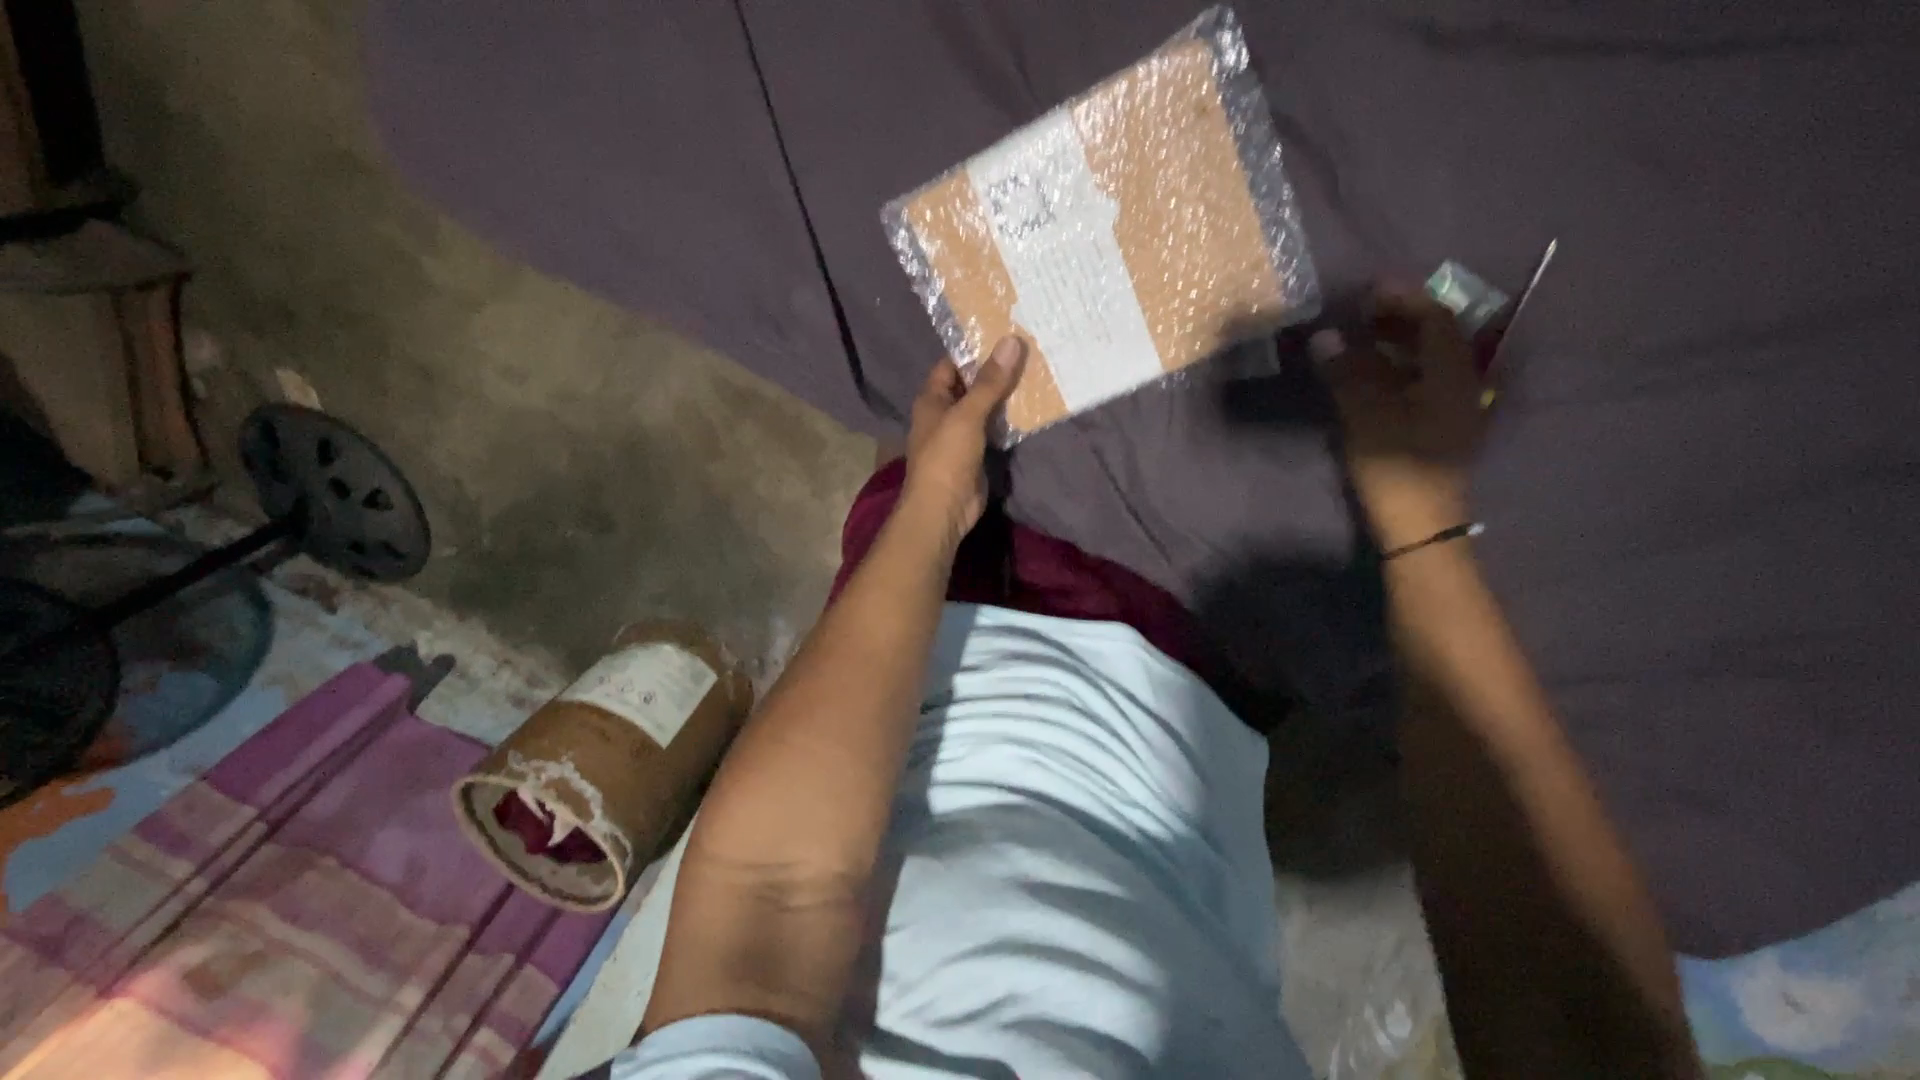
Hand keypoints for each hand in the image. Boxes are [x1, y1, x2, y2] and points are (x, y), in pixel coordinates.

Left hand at [900, 336, 1026, 548]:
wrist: (944, 508)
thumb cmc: (946, 457)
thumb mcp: (968, 415)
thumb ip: (989, 382)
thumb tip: (1011, 342)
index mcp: (932, 398)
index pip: (951, 364)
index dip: (974, 350)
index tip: (1005, 334)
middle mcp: (943, 413)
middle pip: (970, 385)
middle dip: (995, 371)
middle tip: (1029, 351)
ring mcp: (960, 435)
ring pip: (984, 408)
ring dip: (1004, 396)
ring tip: (1036, 373)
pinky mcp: (975, 453)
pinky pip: (993, 430)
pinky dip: (1008, 420)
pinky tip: (1032, 408)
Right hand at [1313, 287, 1485, 550]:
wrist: (1421, 528)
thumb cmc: (1396, 467)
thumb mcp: (1365, 416)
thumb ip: (1346, 373)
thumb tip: (1325, 336)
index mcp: (1453, 375)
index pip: (1435, 320)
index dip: (1404, 300)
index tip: (1369, 290)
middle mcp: (1464, 385)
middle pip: (1438, 339)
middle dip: (1401, 320)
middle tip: (1362, 313)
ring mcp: (1457, 410)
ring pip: (1430, 363)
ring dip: (1399, 346)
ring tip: (1361, 342)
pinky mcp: (1443, 431)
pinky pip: (1424, 385)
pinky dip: (1400, 371)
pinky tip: (1373, 379)